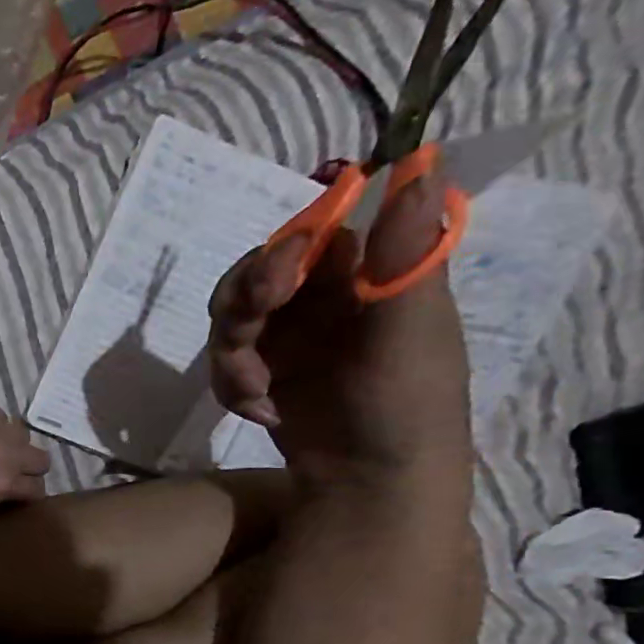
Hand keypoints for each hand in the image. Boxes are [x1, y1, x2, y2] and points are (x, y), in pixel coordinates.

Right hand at [207, 167, 473, 485]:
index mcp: (370, 274)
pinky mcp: (261, 371)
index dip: (281, 249)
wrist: (368, 483)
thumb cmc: (405, 407)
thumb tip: (421, 160)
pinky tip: (260, 412)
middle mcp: (324, 297)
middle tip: (246, 341)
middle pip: (256, 274)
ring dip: (231, 356)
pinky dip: (230, 386)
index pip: (311, 233)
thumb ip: (403, 254)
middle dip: (243, 307)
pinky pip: (223, 361)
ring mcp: (288, 336)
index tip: (274, 282)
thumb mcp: (407, 331)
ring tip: (254, 395)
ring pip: (231, 319)